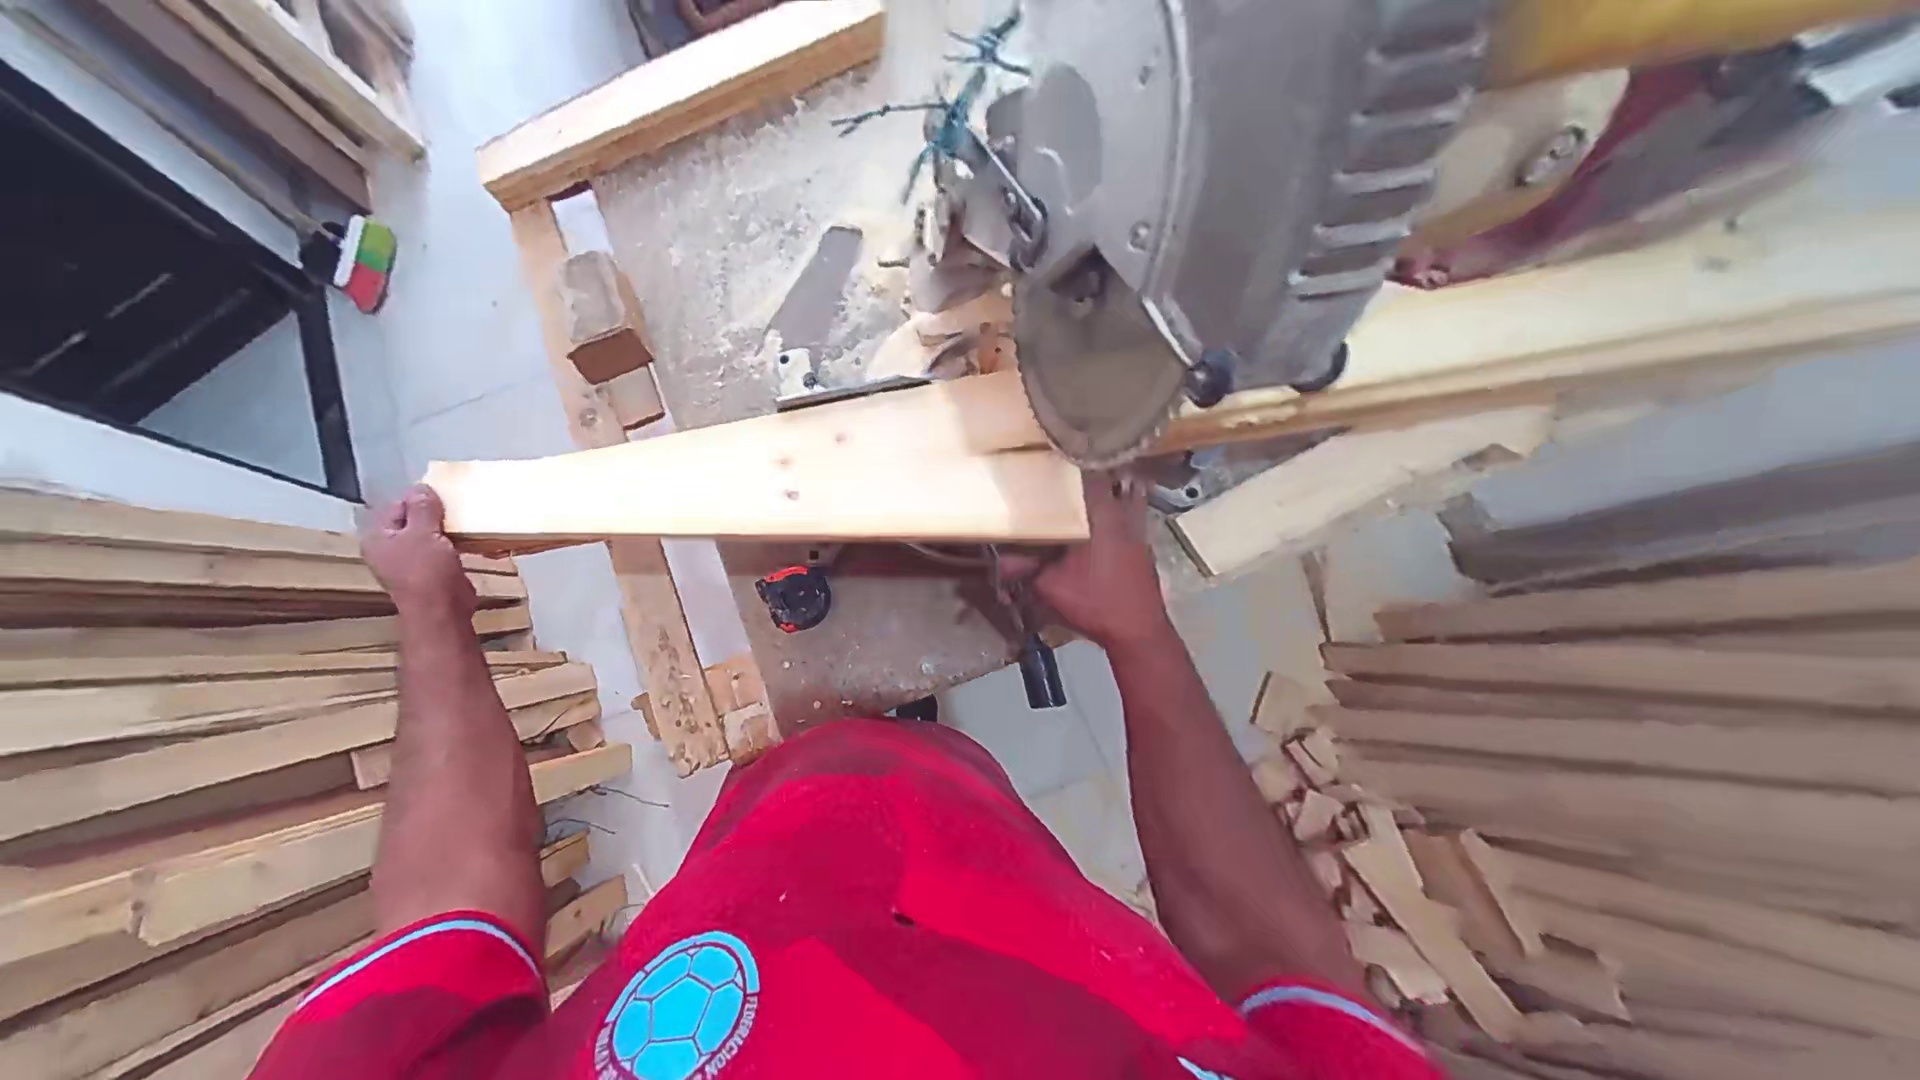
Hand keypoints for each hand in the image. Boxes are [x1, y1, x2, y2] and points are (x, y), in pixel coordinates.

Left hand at [360, 485, 476, 619]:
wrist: (442, 609)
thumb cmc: (426, 570)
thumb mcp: (423, 533)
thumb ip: (422, 509)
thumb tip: (421, 487)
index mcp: (378, 537)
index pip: (396, 507)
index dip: (418, 498)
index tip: (444, 493)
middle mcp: (390, 548)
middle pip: (411, 521)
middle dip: (433, 513)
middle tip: (457, 505)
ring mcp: (410, 561)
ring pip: (428, 535)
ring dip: (445, 528)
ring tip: (465, 520)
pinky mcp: (431, 571)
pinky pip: (441, 549)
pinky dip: (453, 543)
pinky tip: (468, 539)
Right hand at [1002, 471, 1173, 650]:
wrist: (1137, 632)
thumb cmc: (1095, 603)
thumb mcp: (1050, 587)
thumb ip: (1024, 570)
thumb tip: (998, 563)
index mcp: (1101, 517)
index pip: (1093, 475)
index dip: (1077, 461)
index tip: (1061, 453)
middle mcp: (1125, 517)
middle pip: (1116, 481)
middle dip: (1096, 473)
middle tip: (1074, 469)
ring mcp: (1140, 533)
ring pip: (1128, 499)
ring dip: (1113, 492)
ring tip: (1090, 490)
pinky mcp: (1144, 549)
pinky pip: (1133, 519)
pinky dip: (1120, 514)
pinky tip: (1103, 525)